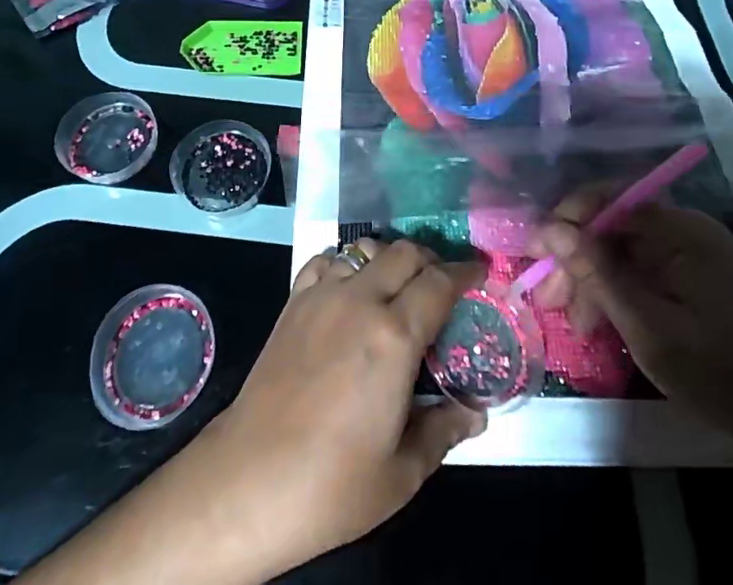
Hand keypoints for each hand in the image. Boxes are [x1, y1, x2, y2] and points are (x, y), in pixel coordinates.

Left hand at [18, 240, 486, 584]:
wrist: (251, 477)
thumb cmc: (335, 481)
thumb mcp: (404, 469)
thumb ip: (444, 429)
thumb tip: (473, 413)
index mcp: (394, 336)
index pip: (439, 282)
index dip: (465, 272)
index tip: (480, 272)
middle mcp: (357, 302)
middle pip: (402, 253)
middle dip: (430, 260)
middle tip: (444, 284)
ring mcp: (318, 298)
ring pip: (363, 252)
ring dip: (389, 260)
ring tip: (399, 288)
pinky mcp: (291, 305)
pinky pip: (324, 263)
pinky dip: (346, 265)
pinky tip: (351, 292)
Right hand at [526, 188, 732, 451]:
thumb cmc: (715, 371)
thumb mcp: (645, 325)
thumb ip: (596, 273)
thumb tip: (550, 230)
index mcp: (684, 233)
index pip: (612, 199)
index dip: (568, 218)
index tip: (537, 250)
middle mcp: (683, 231)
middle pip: (609, 224)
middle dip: (572, 256)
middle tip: (545, 292)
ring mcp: (682, 252)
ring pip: (613, 248)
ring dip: (584, 276)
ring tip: (562, 313)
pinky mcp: (680, 274)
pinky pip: (629, 267)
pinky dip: (606, 288)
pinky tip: (589, 318)